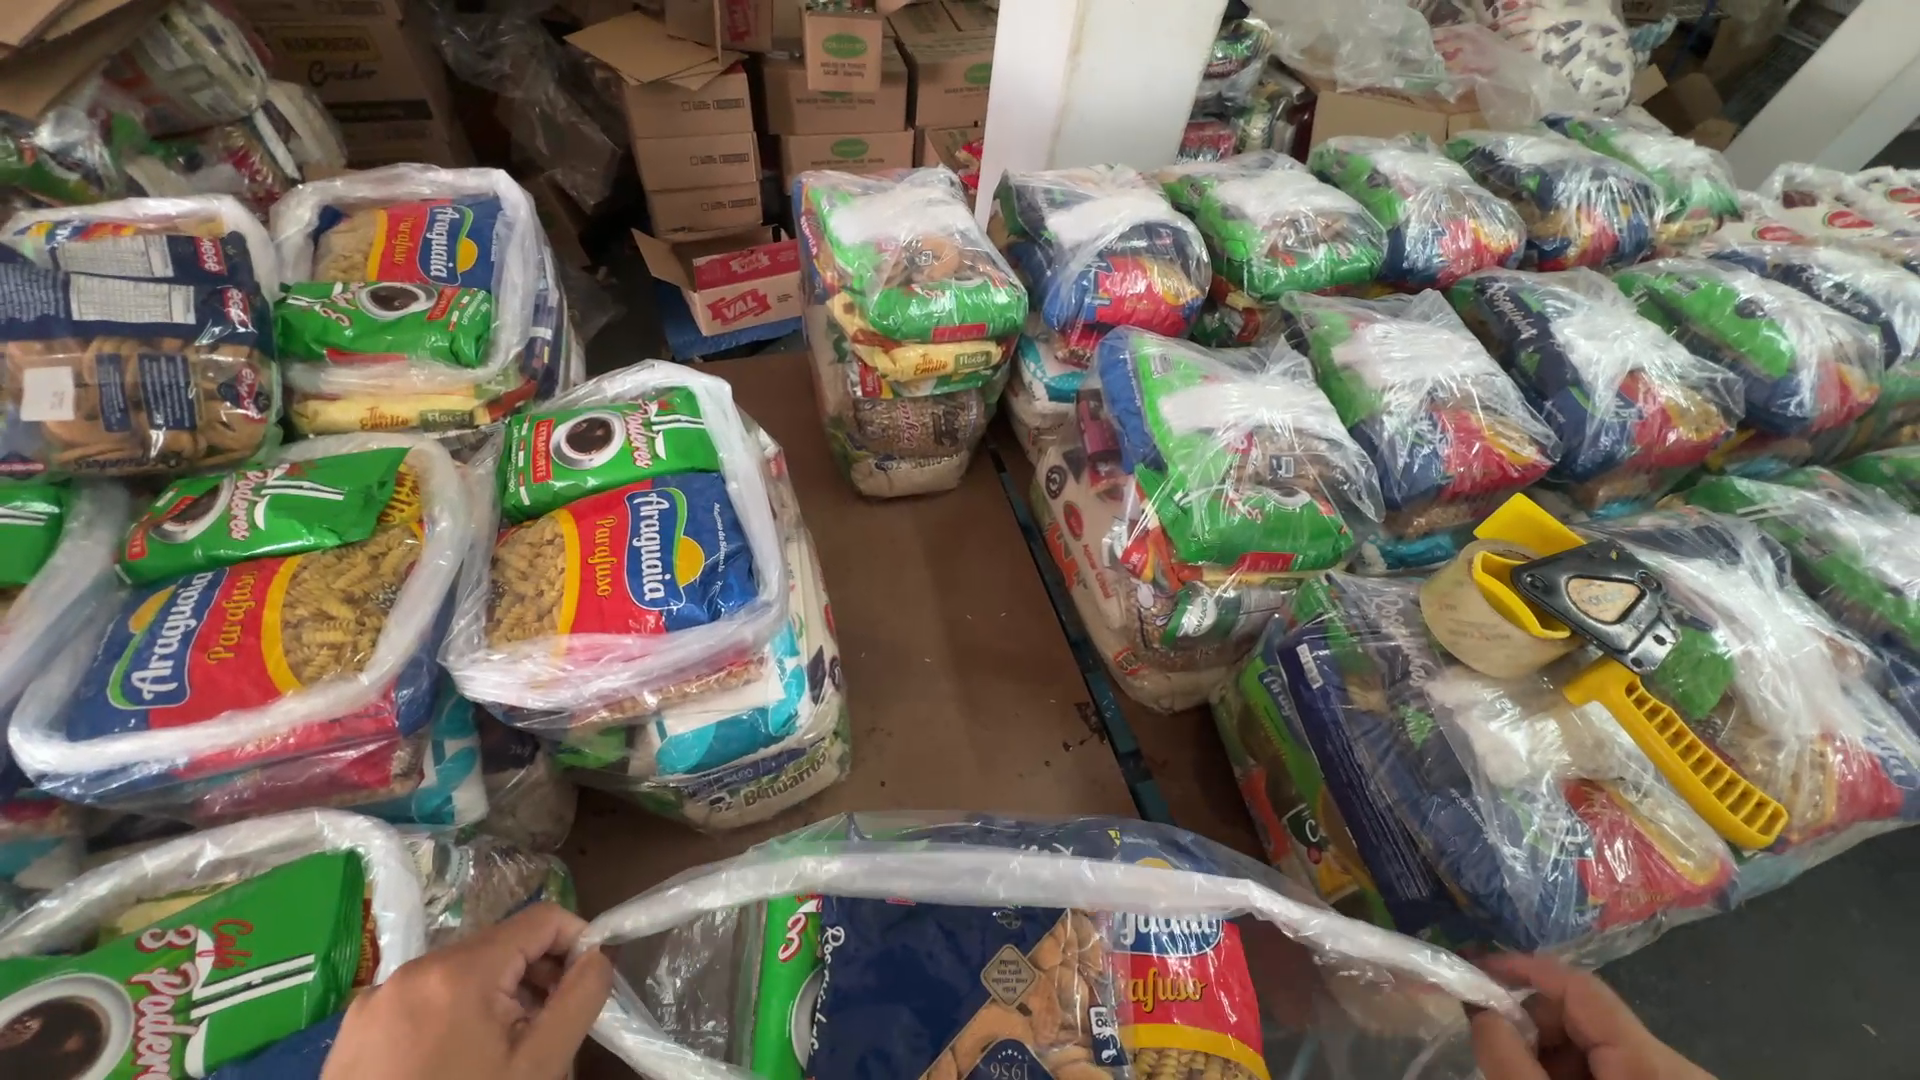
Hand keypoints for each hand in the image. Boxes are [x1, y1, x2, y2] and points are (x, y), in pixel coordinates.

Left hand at [322, 903, 615, 1079]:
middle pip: (501, 946)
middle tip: (550, 1025)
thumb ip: (580, 997)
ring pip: (463, 972)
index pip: (542, 919)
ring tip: (504, 1050)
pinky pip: (424, 998)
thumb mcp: (538, 1065)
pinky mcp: (354, 1030)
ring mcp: (376, 1001)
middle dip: (537, 976)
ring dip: (498, 997)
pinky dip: (454, 1014)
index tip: (587, 981)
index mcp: (461, 970)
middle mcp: (413, 970)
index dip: (577, 940)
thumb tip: (598, 953)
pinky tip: (456, 1062)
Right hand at [1471, 953, 1714, 1079]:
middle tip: (1500, 1052)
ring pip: (1593, 1045)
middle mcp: (1675, 1066)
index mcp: (1650, 1063)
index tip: (1472, 968)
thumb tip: (1480, 1008)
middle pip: (1582, 1016)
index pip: (1579, 985)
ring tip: (1528, 1077)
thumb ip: (1508, 1058)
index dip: (1521, 968)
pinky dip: (1574, 1074)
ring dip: (1550, 1056)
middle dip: (1533, 1028)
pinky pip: (1612, 1068)